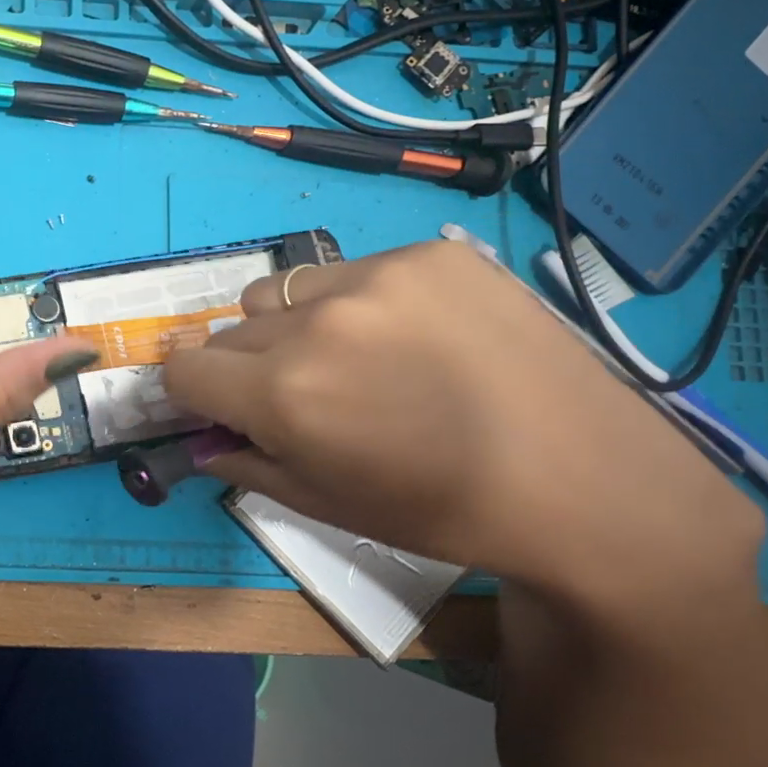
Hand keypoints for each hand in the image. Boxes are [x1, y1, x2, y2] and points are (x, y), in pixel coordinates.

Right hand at [162, 240, 762, 596]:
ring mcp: (376, 279)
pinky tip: (415, 338)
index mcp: (281, 395)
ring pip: (284, 292)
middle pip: (230, 330)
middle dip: (247, 366)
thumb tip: (204, 438)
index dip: (195, 394)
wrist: (586, 483)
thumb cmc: (440, 512)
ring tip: (360, 358)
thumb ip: (244, 463)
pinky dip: (358, 303)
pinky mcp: (429, 255)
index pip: (181, 368)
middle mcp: (314, 325)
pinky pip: (351, 271)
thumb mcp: (323, 505)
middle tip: (306, 396)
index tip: (224, 409)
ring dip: (294, 325)